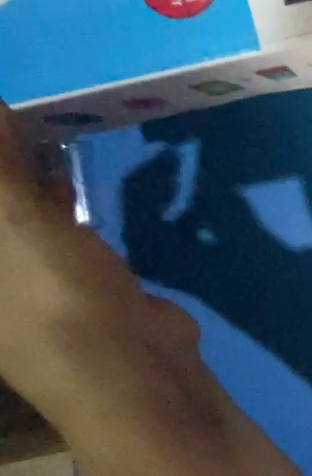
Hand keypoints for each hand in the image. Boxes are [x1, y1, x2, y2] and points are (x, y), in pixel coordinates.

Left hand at [0, 103, 209, 439]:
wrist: (135, 371)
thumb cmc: (56, 302)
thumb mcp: (16, 223)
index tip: (7, 103)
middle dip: (0, 147)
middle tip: (21, 104)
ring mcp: (14, 263)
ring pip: (6, 197)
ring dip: (18, 160)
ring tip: (42, 119)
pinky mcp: (67, 270)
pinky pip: (47, 213)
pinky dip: (53, 187)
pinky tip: (69, 167)